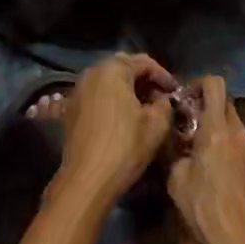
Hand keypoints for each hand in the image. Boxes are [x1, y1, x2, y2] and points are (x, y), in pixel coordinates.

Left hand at [59, 54, 178, 202]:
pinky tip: (118, 113)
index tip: (175, 91)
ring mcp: (78, 90)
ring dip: (125, 89)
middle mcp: (93, 72)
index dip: (163, 75)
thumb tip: (160, 99)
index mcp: (114, 69)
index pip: (145, 62)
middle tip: (159, 95)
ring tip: (142, 106)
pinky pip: (95, 96)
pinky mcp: (70, 110)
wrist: (86, 181)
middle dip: (143, 79)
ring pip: (107, 81)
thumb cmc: (125, 147)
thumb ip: (163, 103)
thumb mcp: (157, 124)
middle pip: (123, 67)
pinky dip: (109, 101)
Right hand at [167, 76, 244, 243]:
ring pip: (240, 131)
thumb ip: (175, 152)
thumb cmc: (205, 211)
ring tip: (218, 165)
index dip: (202, 84)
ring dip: (228, 138)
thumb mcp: (176, 182)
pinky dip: (242, 157)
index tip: (191, 98)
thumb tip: (176, 141)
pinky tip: (236, 181)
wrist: (244, 243)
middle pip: (227, 107)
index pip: (215, 85)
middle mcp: (241, 132)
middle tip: (200, 134)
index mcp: (217, 130)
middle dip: (212, 114)